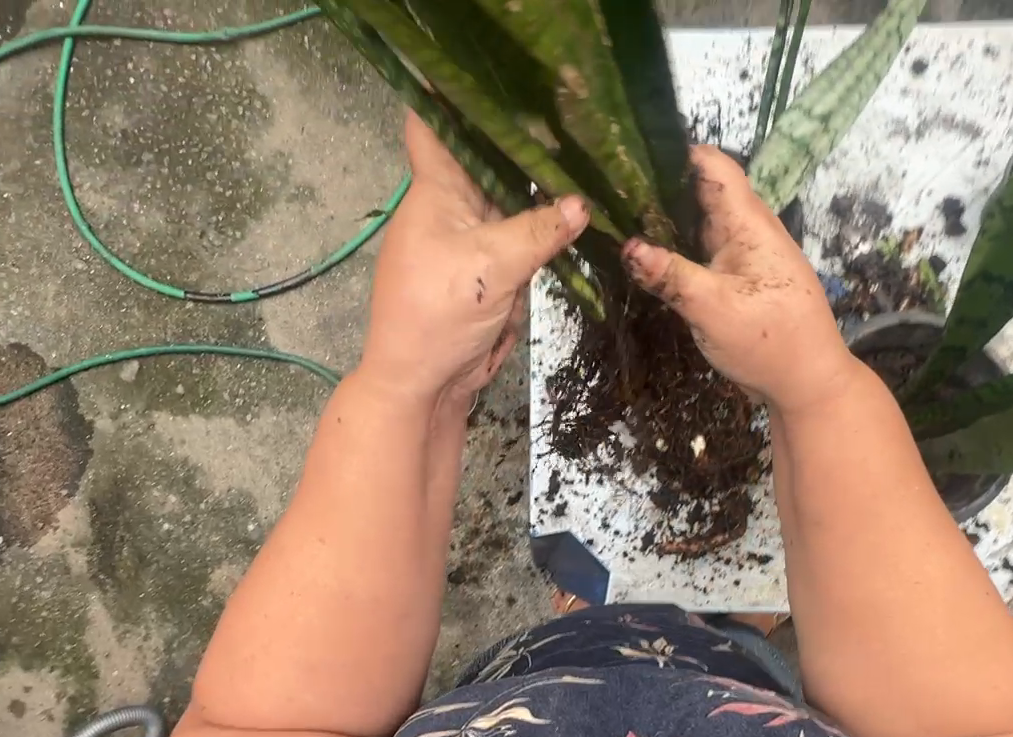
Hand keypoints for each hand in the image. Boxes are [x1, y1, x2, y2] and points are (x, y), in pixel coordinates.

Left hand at [361, 112, 589, 408]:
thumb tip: (583, 205)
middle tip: (575, 120)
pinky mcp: (492, 270)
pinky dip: (545, 232)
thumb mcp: (491, 268)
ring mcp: (474, 239)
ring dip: (543, 191)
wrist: (424, 383)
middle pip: (490, 160)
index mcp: (436, 190)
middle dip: (526, 142)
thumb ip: (538, 233)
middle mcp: (454, 206)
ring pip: (513, 202)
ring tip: (588, 160)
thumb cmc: (437, 315)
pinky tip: (578, 213)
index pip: (436, 124)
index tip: (501, 78)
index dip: (458, 94)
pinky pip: (522, 241)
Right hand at [623, 146, 852, 411]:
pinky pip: (701, 253)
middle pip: (701, 192)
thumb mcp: (713, 309)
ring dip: (664, 222)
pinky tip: (646, 259)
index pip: (713, 166)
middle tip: (608, 191)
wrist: (807, 383)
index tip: (630, 154)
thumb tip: (626, 245)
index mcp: (748, 224)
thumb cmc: (768, 342)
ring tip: (616, 219)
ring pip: (699, 224)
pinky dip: (674, 250)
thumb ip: (671, 277)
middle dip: (660, 188)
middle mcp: (746, 231)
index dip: (676, 153)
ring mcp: (741, 257)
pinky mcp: (736, 281)